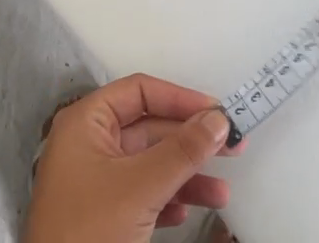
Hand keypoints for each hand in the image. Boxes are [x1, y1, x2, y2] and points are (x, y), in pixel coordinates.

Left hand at [24, 74, 238, 242]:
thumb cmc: (90, 228)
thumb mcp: (141, 186)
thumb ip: (182, 150)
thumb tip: (217, 119)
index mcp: (87, 122)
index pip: (139, 92)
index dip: (179, 98)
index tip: (217, 112)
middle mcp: (89, 143)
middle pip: (148, 128)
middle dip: (190, 141)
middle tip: (232, 148)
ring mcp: (95, 179)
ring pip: (149, 165)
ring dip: (185, 176)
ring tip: (220, 194)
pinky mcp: (101, 212)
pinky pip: (141, 194)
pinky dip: (167, 200)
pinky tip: (185, 213)